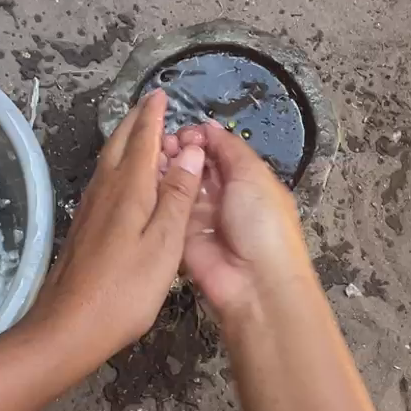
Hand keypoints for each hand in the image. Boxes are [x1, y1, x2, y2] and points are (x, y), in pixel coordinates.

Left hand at [25, 90, 204, 361]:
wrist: (67, 327)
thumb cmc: (124, 290)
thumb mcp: (164, 244)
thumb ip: (178, 196)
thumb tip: (190, 151)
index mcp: (128, 188)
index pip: (142, 139)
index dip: (152, 115)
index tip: (160, 93)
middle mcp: (105, 189)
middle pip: (119, 143)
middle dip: (136, 120)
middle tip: (151, 105)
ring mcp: (90, 207)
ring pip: (109, 160)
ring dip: (126, 140)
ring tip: (143, 133)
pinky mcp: (84, 225)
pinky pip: (105, 179)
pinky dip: (120, 165)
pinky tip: (127, 179)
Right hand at [173, 121, 315, 330]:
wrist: (254, 281)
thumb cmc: (263, 223)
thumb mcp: (254, 176)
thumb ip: (230, 149)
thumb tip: (210, 128)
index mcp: (248, 180)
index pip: (220, 151)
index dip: (202, 138)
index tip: (186, 131)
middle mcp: (224, 196)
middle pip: (198, 165)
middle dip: (184, 149)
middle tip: (167, 140)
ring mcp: (202, 215)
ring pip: (181, 183)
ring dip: (170, 166)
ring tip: (157, 153)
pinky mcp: (181, 233)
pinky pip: (169, 207)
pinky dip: (159, 190)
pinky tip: (148, 174)